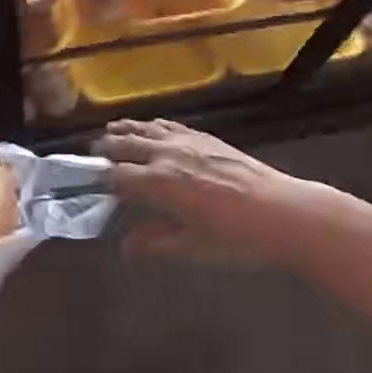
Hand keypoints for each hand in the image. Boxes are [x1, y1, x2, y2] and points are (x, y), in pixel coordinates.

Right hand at [93, 118, 339, 266]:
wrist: (281, 211)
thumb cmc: (235, 238)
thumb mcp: (192, 247)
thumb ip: (155, 242)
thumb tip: (125, 246)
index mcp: (160, 183)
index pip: (119, 176)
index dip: (102, 180)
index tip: (90, 185)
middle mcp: (169, 154)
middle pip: (128, 144)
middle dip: (108, 148)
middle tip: (93, 153)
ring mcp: (189, 141)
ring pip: (148, 129)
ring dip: (127, 129)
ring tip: (112, 130)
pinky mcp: (207, 137)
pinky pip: (171, 125)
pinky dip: (154, 125)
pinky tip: (152, 127)